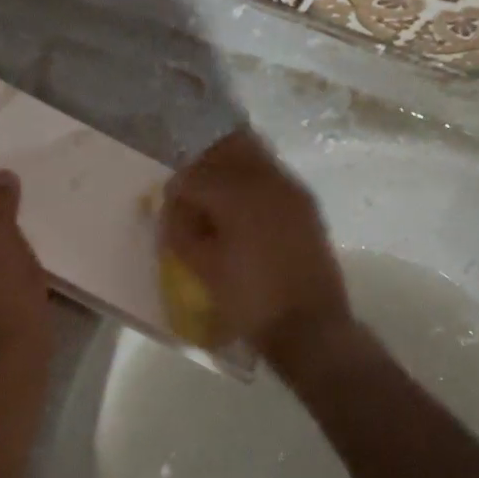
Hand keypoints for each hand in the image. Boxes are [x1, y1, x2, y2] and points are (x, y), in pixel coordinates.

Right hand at [161, 131, 349, 364]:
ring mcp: (293, 192)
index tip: (168, 213)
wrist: (309, 326)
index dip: (175, 192)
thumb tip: (173, 209)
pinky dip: (251, 189)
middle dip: (203, 169)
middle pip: (228, 151)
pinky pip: (272, 182)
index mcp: (238, 193)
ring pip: (254, 161)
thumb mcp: (203, 270)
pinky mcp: (308, 209)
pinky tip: (242, 220)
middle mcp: (269, 180)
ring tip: (215, 209)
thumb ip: (180, 232)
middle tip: (190, 200)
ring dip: (229, 174)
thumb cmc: (249, 301)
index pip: (194, 175)